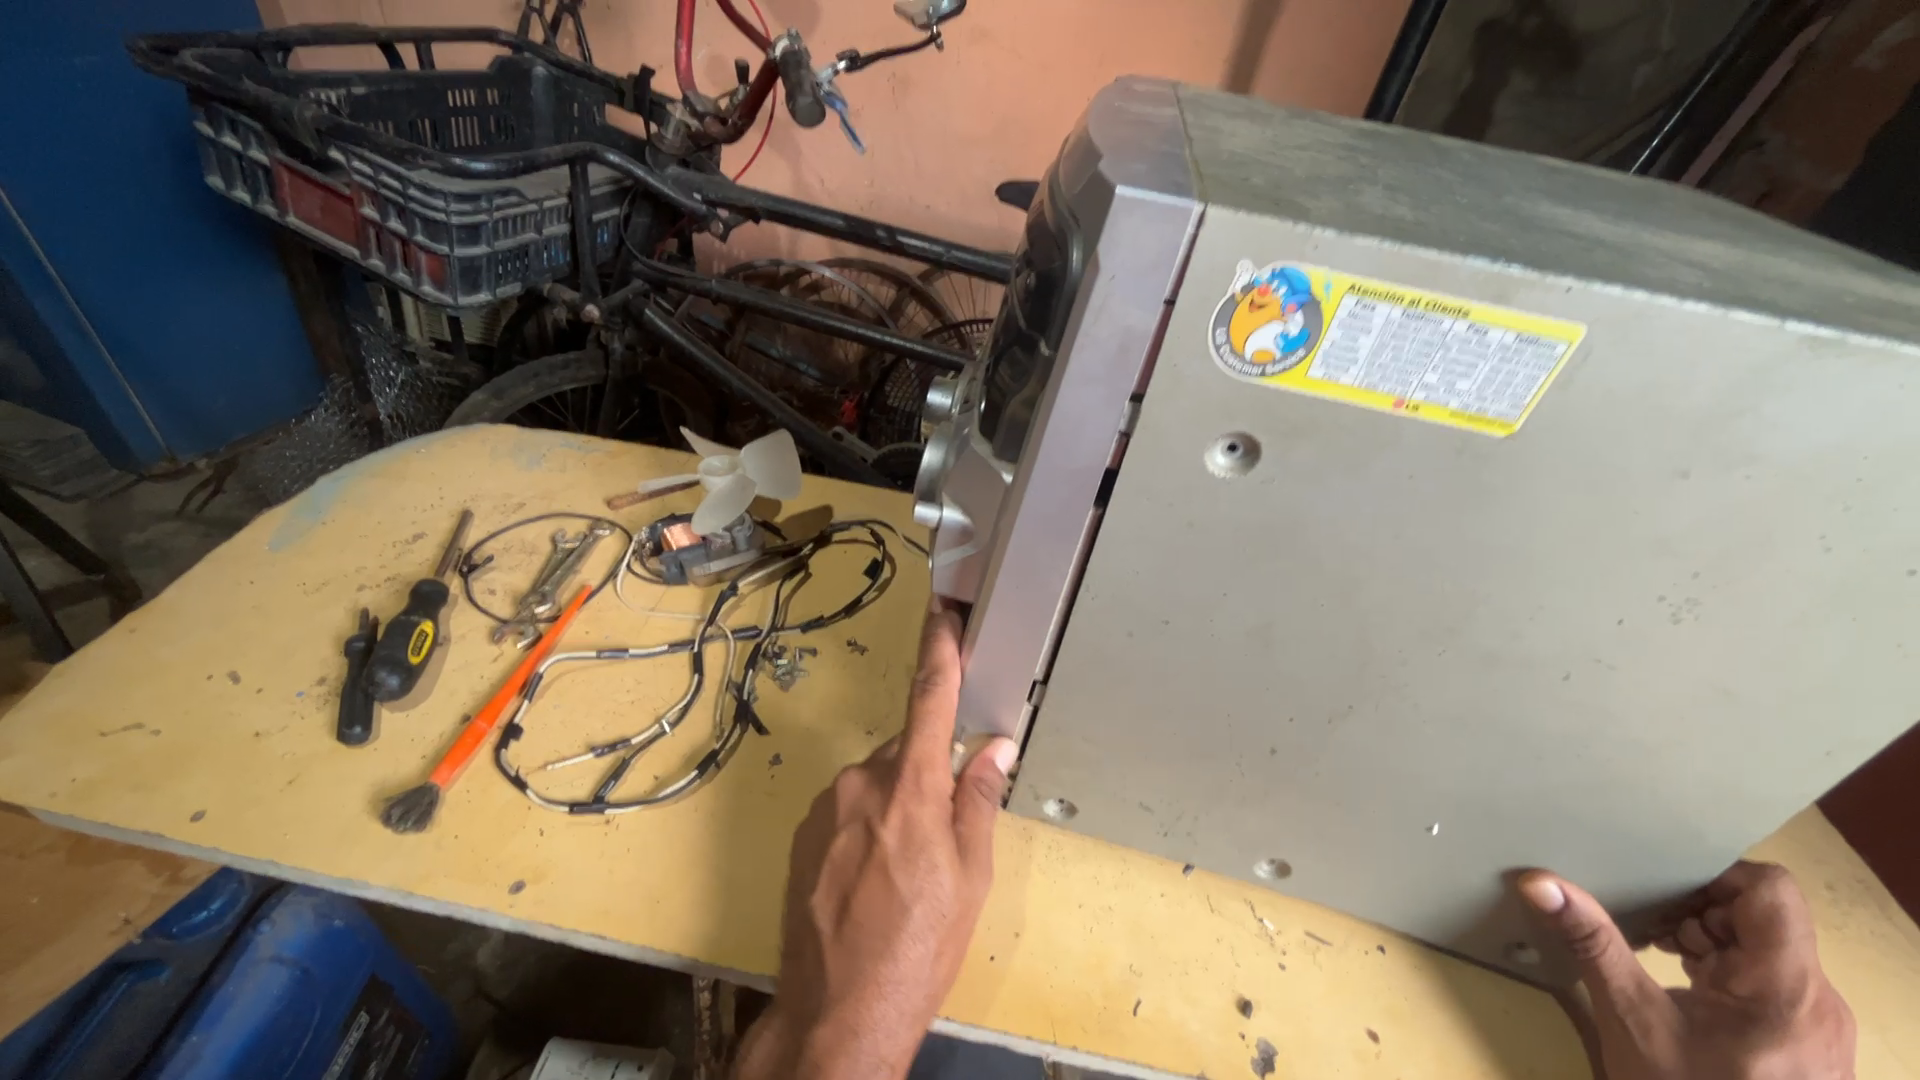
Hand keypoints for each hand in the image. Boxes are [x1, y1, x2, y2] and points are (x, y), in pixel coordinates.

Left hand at [733, 602, 1017, 1079]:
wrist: (837, 1011)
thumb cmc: (918, 947)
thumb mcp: (969, 876)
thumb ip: (979, 798)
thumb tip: (995, 747)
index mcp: (910, 787)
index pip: (930, 698)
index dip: (939, 649)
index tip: (941, 612)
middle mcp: (860, 782)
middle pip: (905, 751)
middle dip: (926, 774)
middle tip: (941, 834)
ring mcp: (825, 807)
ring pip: (875, 782)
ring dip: (894, 805)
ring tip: (904, 871)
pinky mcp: (803, 832)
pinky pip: (847, 808)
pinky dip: (866, 826)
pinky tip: (872, 878)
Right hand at [1519, 862, 1855, 1079]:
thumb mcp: (1630, 1018)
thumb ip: (1592, 942)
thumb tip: (1538, 880)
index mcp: (1787, 988)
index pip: (1771, 890)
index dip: (1713, 873)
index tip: (1657, 885)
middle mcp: (1818, 999)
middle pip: (1762, 915)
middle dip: (1694, 907)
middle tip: (1642, 922)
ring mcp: (1816, 1022)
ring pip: (1762, 945)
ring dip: (1702, 935)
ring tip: (1652, 950)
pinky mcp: (1805, 1039)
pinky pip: (1766, 977)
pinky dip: (1716, 964)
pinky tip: (1675, 981)